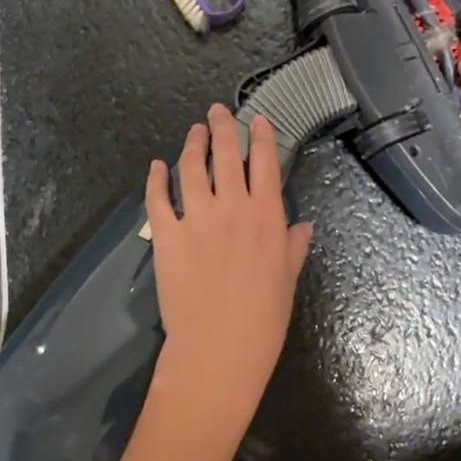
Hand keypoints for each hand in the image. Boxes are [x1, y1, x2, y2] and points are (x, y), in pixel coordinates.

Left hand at [145, 104, 313, 429]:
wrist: (219, 349)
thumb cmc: (263, 319)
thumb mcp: (287, 279)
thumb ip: (293, 245)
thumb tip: (303, 224)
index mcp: (267, 216)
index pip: (264, 162)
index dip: (261, 136)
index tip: (257, 119)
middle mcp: (232, 208)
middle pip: (227, 155)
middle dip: (222, 127)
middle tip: (217, 110)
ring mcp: (197, 219)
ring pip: (192, 168)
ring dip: (192, 144)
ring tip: (193, 131)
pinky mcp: (166, 236)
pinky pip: (159, 198)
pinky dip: (156, 178)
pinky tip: (157, 166)